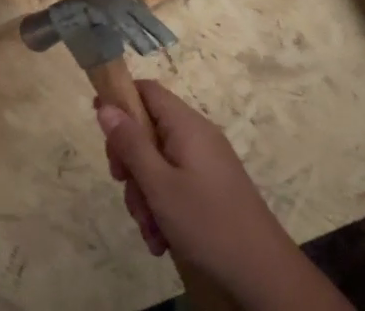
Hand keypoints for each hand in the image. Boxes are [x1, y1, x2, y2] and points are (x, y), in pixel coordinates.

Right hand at [94, 80, 292, 280]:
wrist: (264, 275)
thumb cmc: (207, 223)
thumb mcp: (159, 184)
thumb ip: (130, 143)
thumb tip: (105, 105)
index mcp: (187, 126)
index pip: (146, 90)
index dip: (119, 99)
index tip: (99, 127)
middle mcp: (197, 137)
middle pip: (147, 130)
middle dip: (129, 161)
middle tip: (123, 185)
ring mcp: (205, 164)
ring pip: (156, 163)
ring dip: (144, 194)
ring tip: (149, 228)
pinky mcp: (210, 189)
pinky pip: (174, 185)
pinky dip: (162, 207)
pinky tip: (160, 238)